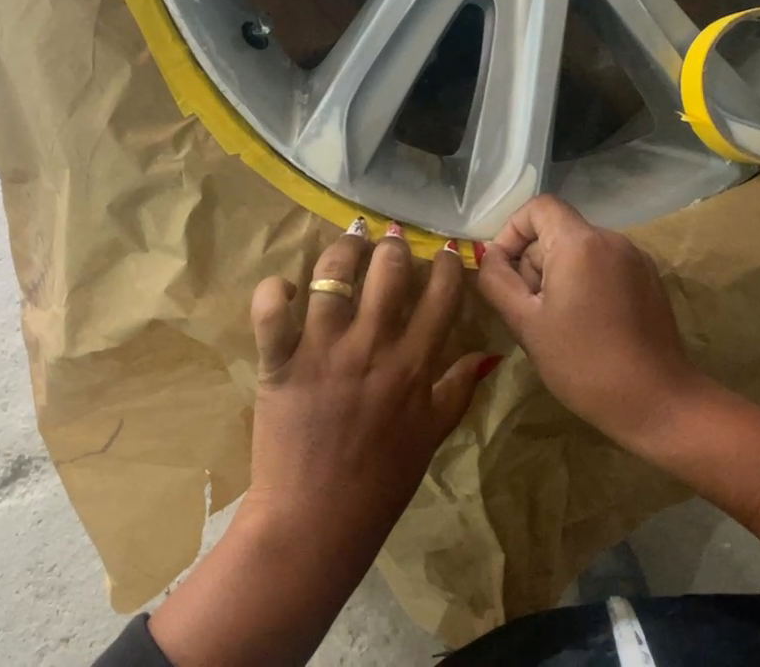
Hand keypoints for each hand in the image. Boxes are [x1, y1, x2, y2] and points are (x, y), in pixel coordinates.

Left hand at [150, 223, 495, 666]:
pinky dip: (274, 291)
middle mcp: (372, 347)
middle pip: (389, 270)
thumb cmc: (381, 480)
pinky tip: (285, 289)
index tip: (442, 250)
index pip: (441, 294)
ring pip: (333, 275)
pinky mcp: (280, 363)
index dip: (445, 263)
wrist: (318, 519)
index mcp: (415, 364)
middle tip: (389, 240)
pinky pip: (271, 311)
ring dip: (342, 250)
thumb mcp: (433, 434)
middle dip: (393, 245)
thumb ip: (459, 388)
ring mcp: (324, 351)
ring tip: (346, 243)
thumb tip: (488, 354)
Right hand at [475, 196, 700, 446]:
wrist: (656, 402)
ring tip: (557, 323)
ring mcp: (636, 258)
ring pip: (580, 251)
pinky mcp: (650, 280)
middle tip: (529, 311)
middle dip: (534, 263)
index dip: (512, 231)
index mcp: (580, 243)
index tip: (503, 271)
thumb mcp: (525, 323)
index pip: (538, 207)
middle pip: (557, 232)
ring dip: (558, 276)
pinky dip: (586, 284)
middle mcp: (612, 239)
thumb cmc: (582, 362)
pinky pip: (604, 267)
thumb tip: (489, 257)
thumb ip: (497, 281)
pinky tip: (587, 326)